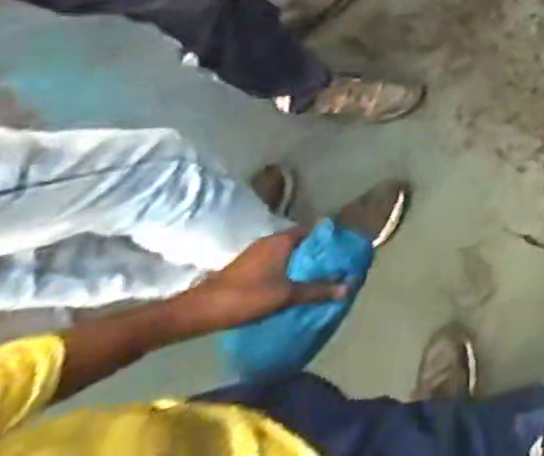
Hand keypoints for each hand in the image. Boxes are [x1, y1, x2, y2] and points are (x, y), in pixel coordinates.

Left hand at [166, 229, 347, 336]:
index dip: (330, 238)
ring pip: (286, 251)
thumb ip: (317, 290)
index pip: (315, 229)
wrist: (195, 313)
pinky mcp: (243, 267)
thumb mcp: (285, 296)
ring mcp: (254, 253)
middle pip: (301, 240)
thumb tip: (349, 287)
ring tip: (314, 275)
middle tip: (332, 264)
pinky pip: (274, 261)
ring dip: (299, 261)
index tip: (342, 249)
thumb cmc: (244, 297)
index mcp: (282, 240)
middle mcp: (269, 240)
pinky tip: (289, 284)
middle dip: (316, 251)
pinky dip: (284, 269)